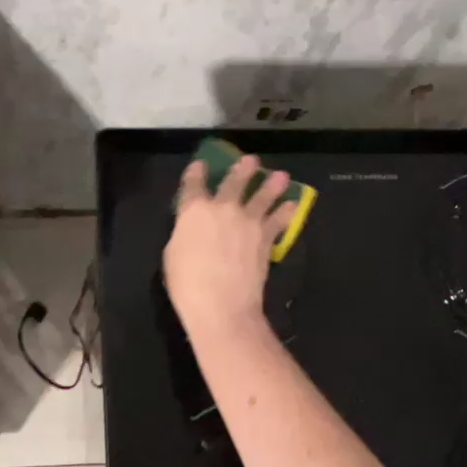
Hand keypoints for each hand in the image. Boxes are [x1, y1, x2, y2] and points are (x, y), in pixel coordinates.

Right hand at [163, 154, 298, 338]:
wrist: (222, 305)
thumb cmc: (187, 285)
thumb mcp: (173, 256)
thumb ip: (184, 235)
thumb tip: (192, 230)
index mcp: (193, 212)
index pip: (193, 185)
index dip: (196, 173)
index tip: (200, 164)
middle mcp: (222, 209)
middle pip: (233, 183)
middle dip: (242, 170)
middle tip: (251, 160)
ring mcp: (247, 222)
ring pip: (262, 196)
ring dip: (272, 185)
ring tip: (281, 176)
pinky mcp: (265, 238)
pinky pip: (278, 220)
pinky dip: (286, 212)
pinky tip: (293, 205)